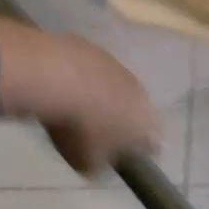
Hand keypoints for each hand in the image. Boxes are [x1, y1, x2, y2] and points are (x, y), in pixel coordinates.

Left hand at [0, 16, 160, 173]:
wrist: (56, 74)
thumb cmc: (79, 128)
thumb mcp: (88, 163)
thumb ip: (99, 164)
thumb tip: (95, 159)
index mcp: (147, 122)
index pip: (152, 143)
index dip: (136, 152)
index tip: (120, 157)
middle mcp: (138, 90)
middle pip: (133, 109)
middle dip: (119, 119)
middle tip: (95, 130)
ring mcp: (114, 63)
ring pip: (111, 84)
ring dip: (98, 93)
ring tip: (74, 105)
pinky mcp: (88, 44)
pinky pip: (87, 67)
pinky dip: (77, 74)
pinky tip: (59, 83)